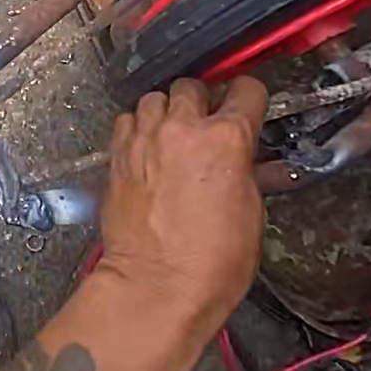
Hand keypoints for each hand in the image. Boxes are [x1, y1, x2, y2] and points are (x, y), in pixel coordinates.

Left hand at [95, 76, 269, 343]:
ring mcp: (145, 137)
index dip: (248, 97)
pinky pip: (126, 120)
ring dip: (166, 111)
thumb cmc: (211, 261)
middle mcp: (182, 128)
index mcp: (226, 139)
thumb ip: (244, 167)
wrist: (157, 284)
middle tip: (204, 123)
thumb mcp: (251, 211)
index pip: (245, 90)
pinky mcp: (118, 153)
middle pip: (191, 86)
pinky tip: (145, 147)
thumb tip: (243, 154)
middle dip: (201, 101)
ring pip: (154, 98)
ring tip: (171, 134)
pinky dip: (137, 127)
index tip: (245, 104)